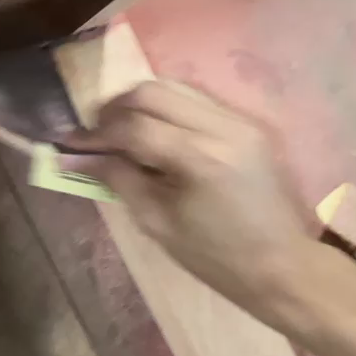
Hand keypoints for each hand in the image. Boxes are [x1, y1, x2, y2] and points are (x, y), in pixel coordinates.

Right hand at [68, 79, 321, 320]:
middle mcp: (222, 127)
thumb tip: (73, 155)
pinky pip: (193, 100)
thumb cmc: (216, 256)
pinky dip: (164, 108)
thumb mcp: (156, 222)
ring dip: (139, 103)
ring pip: (172, 88)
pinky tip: (152, 133)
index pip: (134, 126)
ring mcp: (239, 120)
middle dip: (114, 108)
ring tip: (120, 130)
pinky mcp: (246, 123)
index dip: (96, 133)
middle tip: (94, 133)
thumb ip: (116, 178)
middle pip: (151, 92)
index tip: (70, 143)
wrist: (285, 267)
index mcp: (200, 157)